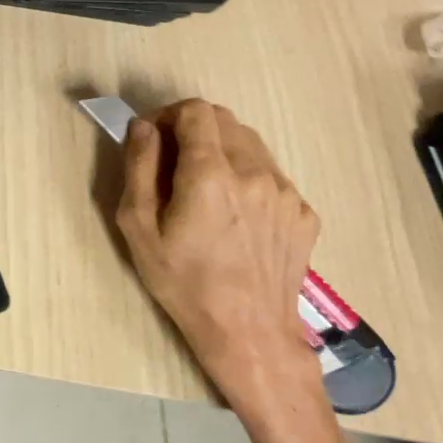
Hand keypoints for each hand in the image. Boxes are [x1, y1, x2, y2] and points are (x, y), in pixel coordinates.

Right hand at [116, 99, 321, 411]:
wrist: (247, 331)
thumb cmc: (181, 279)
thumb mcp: (137, 224)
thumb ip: (139, 167)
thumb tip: (144, 127)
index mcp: (211, 174)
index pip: (196, 111)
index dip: (167, 114)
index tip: (151, 139)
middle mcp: (256, 174)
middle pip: (225, 120)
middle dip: (192, 128)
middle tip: (169, 161)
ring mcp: (287, 194)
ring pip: (251, 145)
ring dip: (220, 150)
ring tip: (199, 188)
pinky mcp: (304, 214)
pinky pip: (270, 175)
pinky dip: (244, 177)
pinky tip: (230, 214)